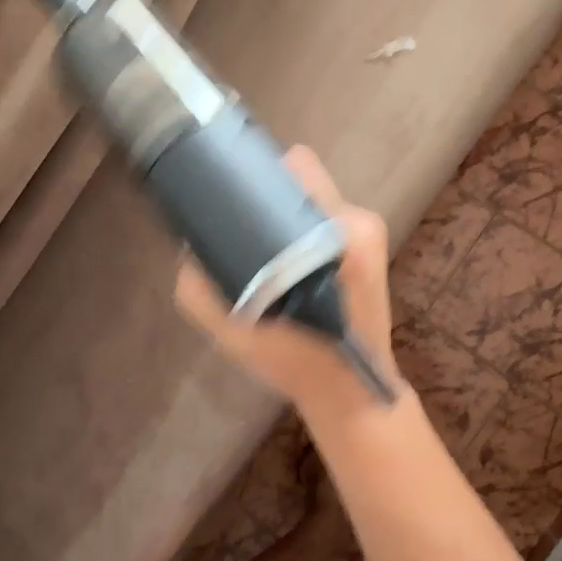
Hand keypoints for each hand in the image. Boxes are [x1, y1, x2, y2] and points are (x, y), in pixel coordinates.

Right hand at [174, 146, 402, 421]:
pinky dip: (304, 229)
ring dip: (287, 212)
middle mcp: (356, 222)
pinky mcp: (371, 250)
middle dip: (270, 192)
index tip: (234, 192)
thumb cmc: (293, 360)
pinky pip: (328, 221)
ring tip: (260, 241)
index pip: (297, 167)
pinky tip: (283, 258)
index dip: (261, 172)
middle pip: (305, 178)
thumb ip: (201, 288)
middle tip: (240, 219)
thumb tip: (189, 250)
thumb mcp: (233, 330)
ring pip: (316, 199)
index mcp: (333, 232)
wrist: (349, 393)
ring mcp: (368, 234)